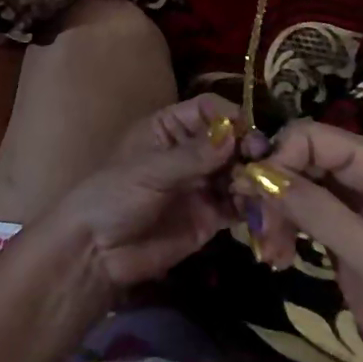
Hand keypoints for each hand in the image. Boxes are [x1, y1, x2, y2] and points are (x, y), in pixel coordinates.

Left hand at [55, 95, 245, 290]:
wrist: (97, 251)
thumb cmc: (112, 198)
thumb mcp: (148, 172)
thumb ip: (191, 156)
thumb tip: (233, 135)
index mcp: (166, 129)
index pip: (207, 110)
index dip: (230, 118)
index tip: (249, 136)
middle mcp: (187, 152)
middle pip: (231, 141)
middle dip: (250, 150)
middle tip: (265, 166)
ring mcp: (200, 184)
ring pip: (239, 172)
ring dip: (255, 179)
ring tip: (264, 191)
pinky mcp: (210, 216)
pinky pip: (240, 205)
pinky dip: (254, 206)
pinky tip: (262, 211)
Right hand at [255, 120, 362, 361]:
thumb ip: (316, 210)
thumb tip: (256, 174)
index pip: (311, 136)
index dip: (277, 159)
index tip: (254, 199)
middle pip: (296, 157)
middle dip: (270, 189)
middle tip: (256, 230)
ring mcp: (355, 200)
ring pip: (292, 184)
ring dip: (272, 213)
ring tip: (267, 251)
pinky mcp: (343, 226)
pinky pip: (298, 209)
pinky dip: (281, 228)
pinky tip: (277, 256)